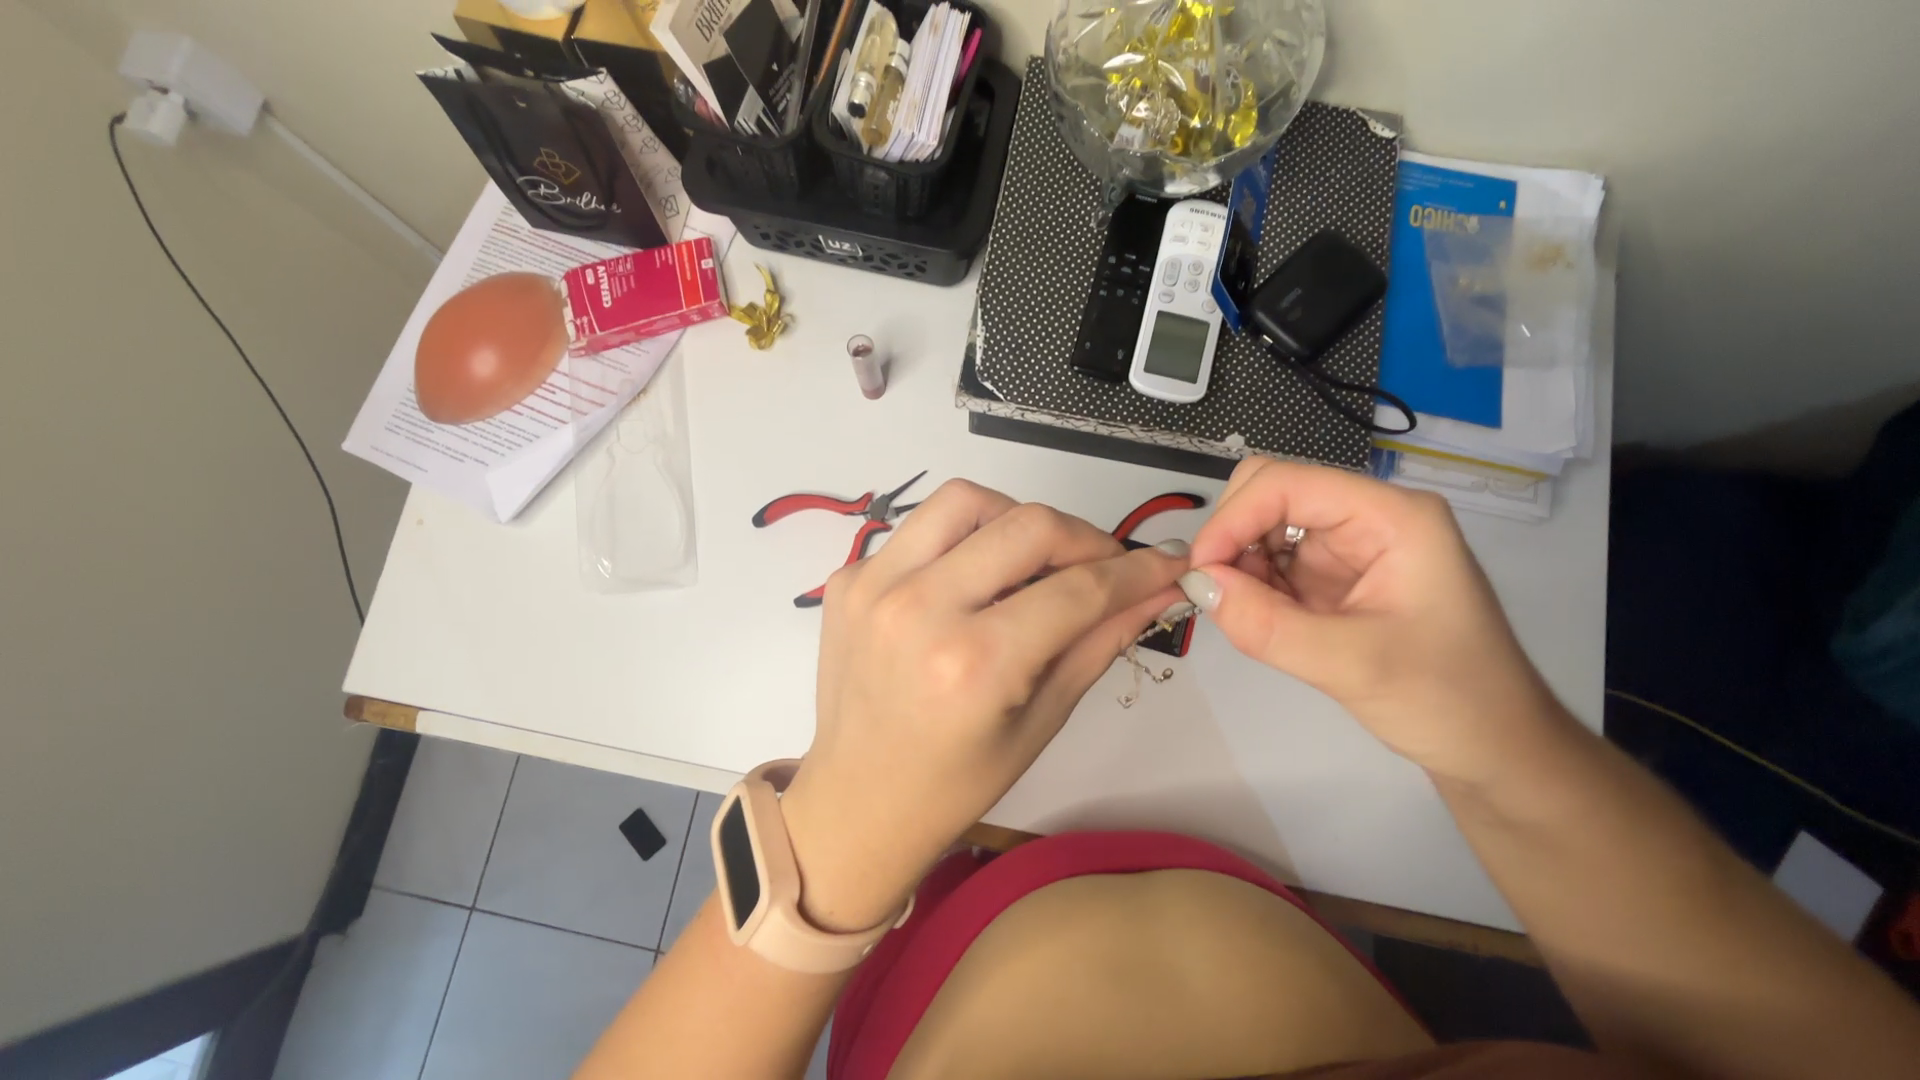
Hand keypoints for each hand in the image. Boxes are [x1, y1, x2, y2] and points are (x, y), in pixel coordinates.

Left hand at [780, 480, 1189, 932]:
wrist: (857, 801)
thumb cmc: (954, 784)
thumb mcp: (1040, 722)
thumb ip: (1098, 644)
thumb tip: (1156, 590)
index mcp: (973, 663)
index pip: (1078, 589)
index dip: (1136, 572)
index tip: (1168, 566)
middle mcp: (918, 608)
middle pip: (1028, 524)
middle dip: (1085, 539)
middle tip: (1105, 567)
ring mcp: (873, 586)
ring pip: (966, 500)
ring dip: (1017, 520)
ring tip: (1036, 562)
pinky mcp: (848, 579)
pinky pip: (920, 529)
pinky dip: (961, 543)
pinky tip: (973, 585)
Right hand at [1186, 458, 1563, 783]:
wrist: (1495, 749)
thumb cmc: (1447, 700)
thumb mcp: (1353, 665)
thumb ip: (1267, 625)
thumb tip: (1198, 587)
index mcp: (1391, 516)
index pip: (1287, 484)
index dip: (1233, 519)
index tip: (1201, 574)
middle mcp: (1368, 519)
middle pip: (1272, 494)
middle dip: (1233, 537)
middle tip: (1216, 594)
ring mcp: (1351, 548)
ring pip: (1266, 528)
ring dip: (1239, 565)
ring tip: (1244, 617)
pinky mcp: (1335, 580)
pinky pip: (1274, 564)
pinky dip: (1252, 588)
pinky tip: (1259, 620)